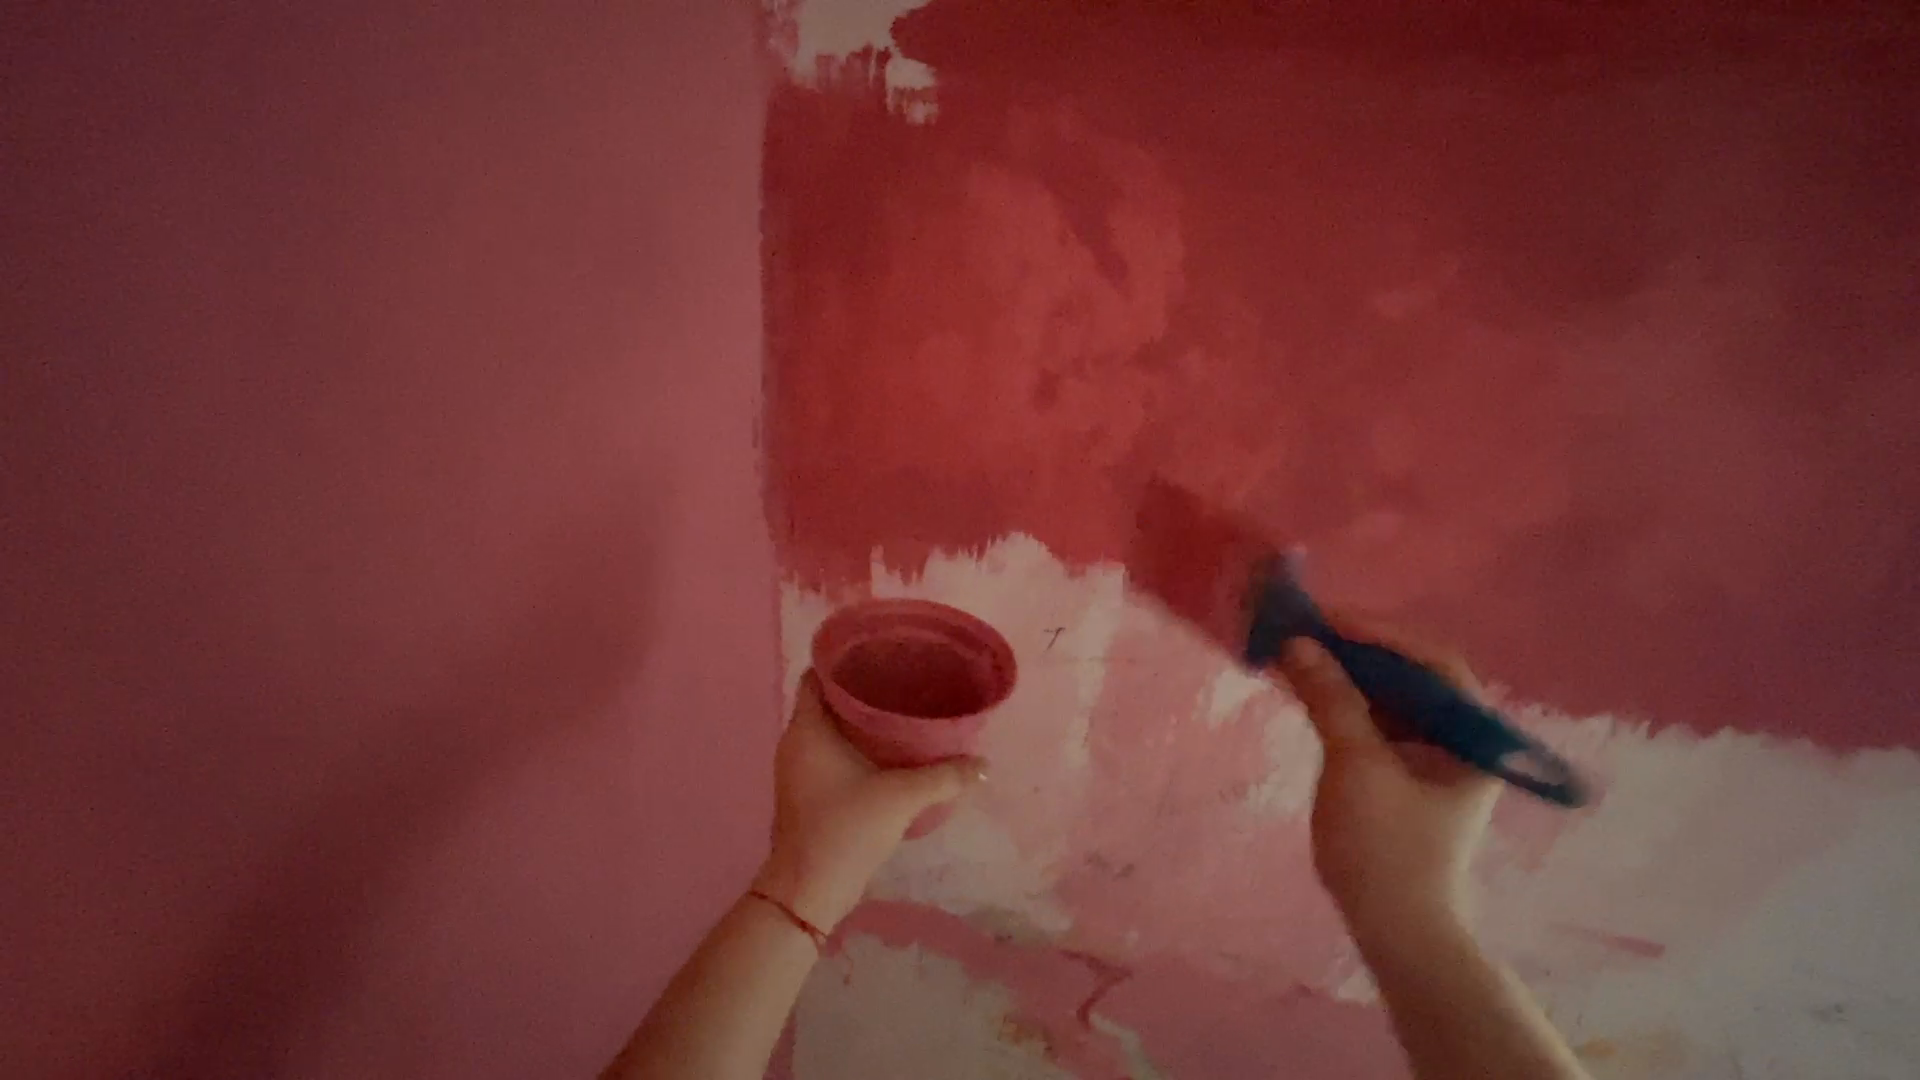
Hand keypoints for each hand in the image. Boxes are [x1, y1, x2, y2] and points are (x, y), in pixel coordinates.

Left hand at [750, 672, 986, 931]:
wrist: (807, 892)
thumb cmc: (844, 829)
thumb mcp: (901, 797)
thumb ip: (945, 777)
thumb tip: (985, 766)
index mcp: (807, 728)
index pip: (816, 674)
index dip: (842, 658)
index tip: (878, 651)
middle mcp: (796, 741)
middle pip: (826, 698)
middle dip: (860, 686)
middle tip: (901, 678)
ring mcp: (798, 768)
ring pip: (828, 726)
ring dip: (858, 717)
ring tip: (900, 709)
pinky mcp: (806, 791)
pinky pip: (829, 749)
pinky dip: (853, 742)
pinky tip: (886, 749)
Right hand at [1278, 625, 1499, 945]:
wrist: (1392, 925)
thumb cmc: (1386, 847)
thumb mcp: (1357, 766)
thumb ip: (1331, 699)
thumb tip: (1297, 643)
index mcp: (1471, 736)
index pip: (1433, 663)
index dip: (1382, 634)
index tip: (1328, 619)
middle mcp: (1454, 735)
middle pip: (1406, 674)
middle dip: (1355, 648)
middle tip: (1303, 627)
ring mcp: (1423, 751)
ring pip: (1382, 692)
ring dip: (1340, 669)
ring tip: (1294, 649)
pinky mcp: (1393, 765)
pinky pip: (1365, 715)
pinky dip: (1334, 696)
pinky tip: (1301, 682)